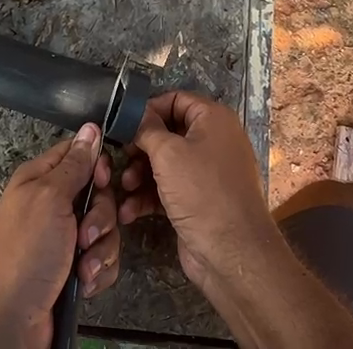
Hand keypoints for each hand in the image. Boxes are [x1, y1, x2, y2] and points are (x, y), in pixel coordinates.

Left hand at [0, 123, 120, 348]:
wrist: (8, 323)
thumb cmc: (24, 254)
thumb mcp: (49, 199)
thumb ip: (74, 164)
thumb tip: (90, 127)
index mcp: (39, 179)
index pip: (78, 153)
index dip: (96, 165)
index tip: (100, 182)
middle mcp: (52, 205)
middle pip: (98, 193)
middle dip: (101, 216)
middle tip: (85, 235)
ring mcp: (63, 239)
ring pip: (104, 228)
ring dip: (102, 249)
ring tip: (84, 268)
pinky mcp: (74, 268)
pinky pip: (103, 258)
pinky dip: (98, 271)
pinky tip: (84, 283)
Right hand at [117, 91, 278, 288]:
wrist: (232, 252)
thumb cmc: (202, 191)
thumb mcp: (168, 153)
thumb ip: (147, 129)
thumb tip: (136, 114)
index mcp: (213, 118)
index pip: (176, 99)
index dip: (149, 109)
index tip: (123, 123)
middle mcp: (213, 140)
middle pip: (168, 133)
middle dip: (141, 148)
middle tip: (120, 158)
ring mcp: (207, 172)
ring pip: (166, 163)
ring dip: (140, 175)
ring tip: (123, 187)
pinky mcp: (199, 200)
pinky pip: (170, 189)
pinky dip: (150, 197)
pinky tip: (129, 211)